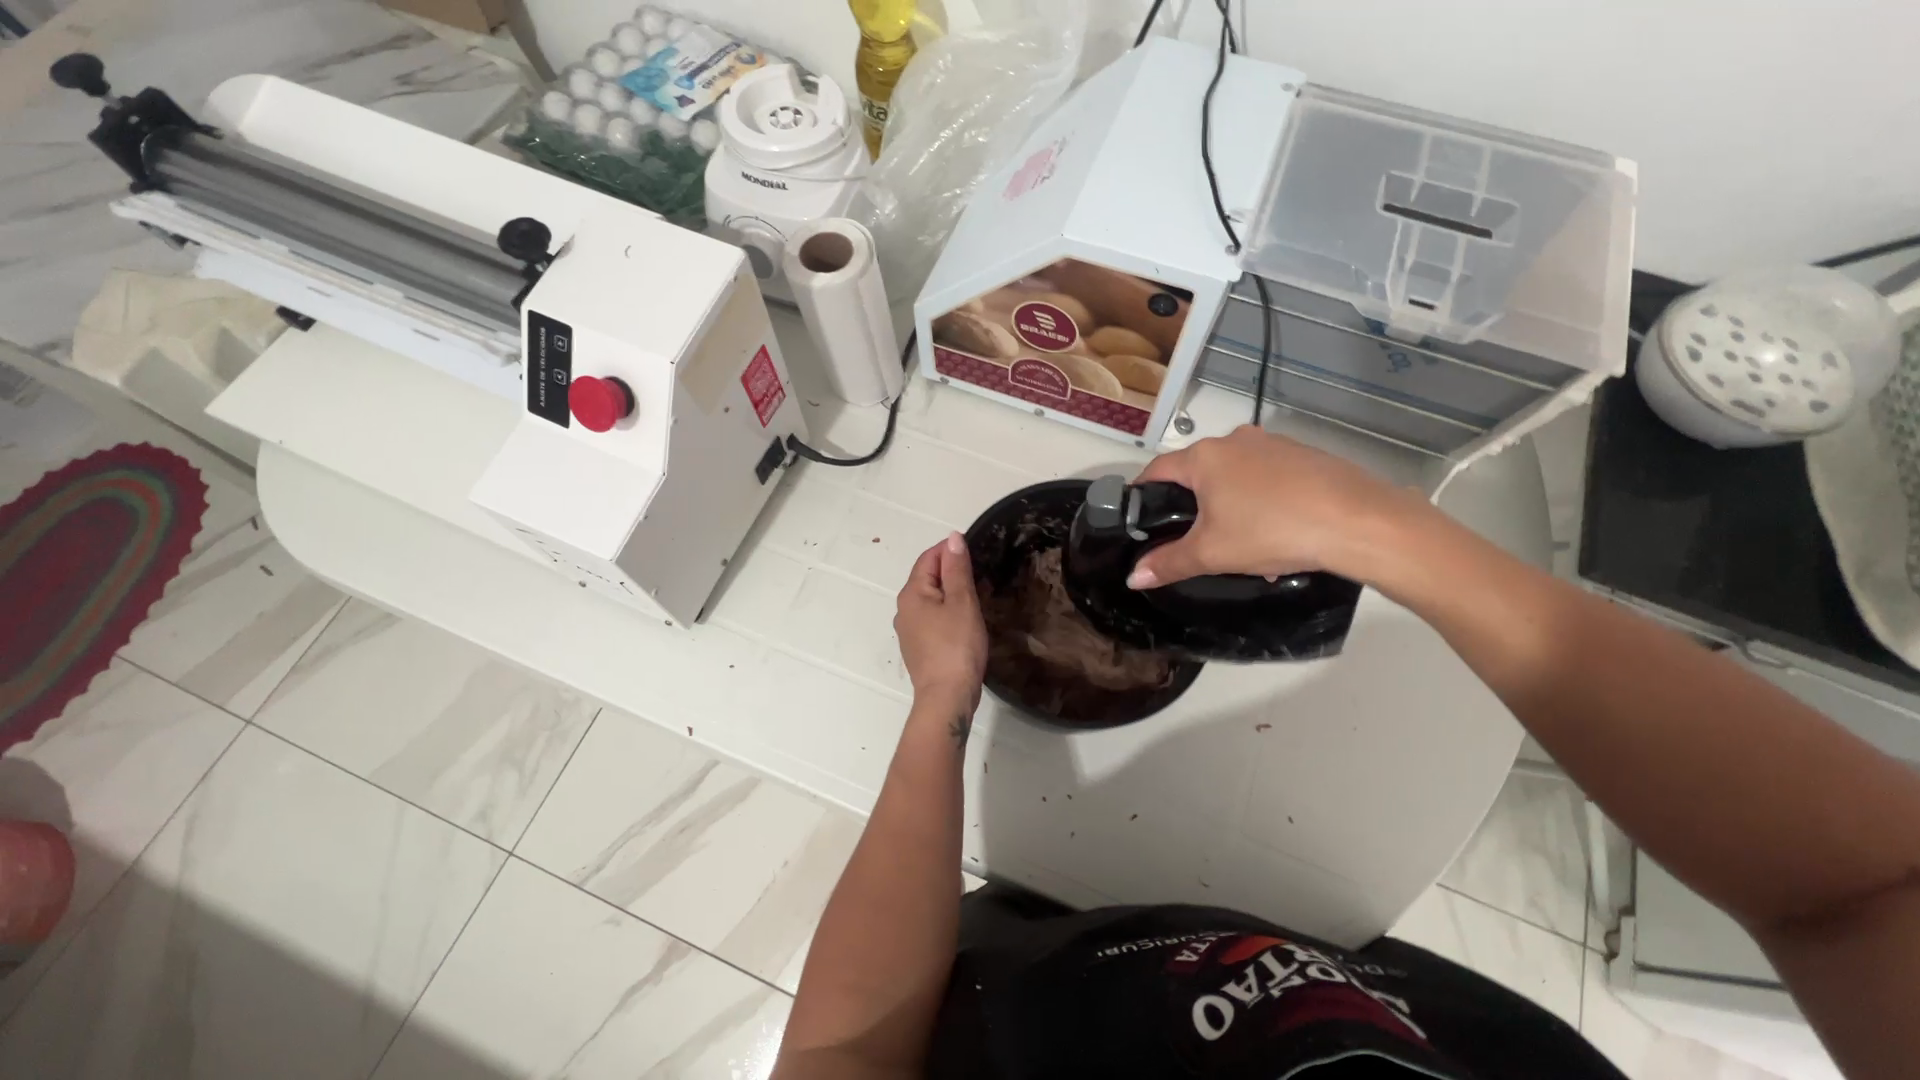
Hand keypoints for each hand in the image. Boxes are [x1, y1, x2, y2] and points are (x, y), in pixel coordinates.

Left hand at [895, 532, 987, 709]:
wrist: (946, 697)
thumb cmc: (957, 646)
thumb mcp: (962, 602)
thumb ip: (956, 568)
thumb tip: (952, 538)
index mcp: (911, 593)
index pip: (929, 557)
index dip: (951, 550)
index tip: (978, 552)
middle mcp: (903, 608)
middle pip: (927, 577)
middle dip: (951, 570)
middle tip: (982, 574)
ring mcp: (908, 630)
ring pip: (930, 599)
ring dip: (950, 592)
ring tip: (977, 595)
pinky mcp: (917, 647)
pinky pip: (931, 619)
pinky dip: (947, 612)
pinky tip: (965, 621)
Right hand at [1127, 425, 1430, 588]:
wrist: (1358, 521)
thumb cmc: (1272, 531)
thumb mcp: (1213, 554)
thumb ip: (1169, 563)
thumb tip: (1133, 577)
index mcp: (1205, 457)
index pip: (1157, 471)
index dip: (1143, 497)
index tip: (1140, 522)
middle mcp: (1235, 441)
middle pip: (1198, 474)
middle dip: (1193, 507)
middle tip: (1194, 542)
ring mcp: (1274, 445)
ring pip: (1236, 478)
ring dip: (1231, 508)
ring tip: (1241, 547)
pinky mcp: (1306, 456)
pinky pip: (1269, 480)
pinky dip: (1263, 505)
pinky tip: (1278, 537)